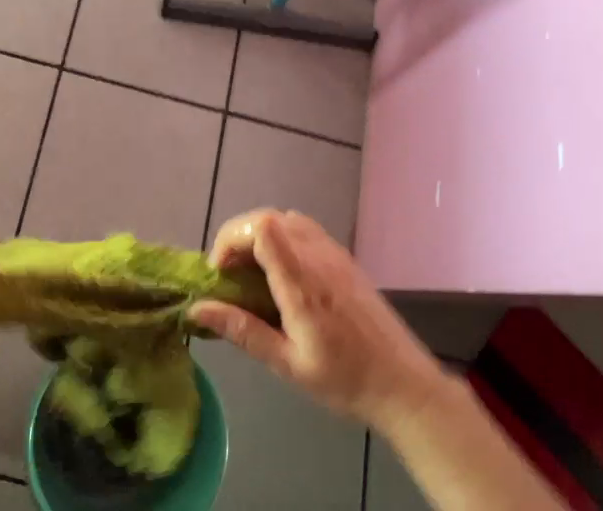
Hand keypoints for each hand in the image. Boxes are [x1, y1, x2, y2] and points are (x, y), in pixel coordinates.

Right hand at [190, 210, 445, 431]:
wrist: (406, 386)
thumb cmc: (345, 381)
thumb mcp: (288, 364)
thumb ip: (242, 331)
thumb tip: (196, 309)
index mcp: (302, 282)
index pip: (263, 227)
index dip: (232, 239)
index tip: (221, 273)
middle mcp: (319, 258)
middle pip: (270, 217)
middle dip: (239, 237)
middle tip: (230, 275)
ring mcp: (337, 255)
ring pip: (289, 220)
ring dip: (262, 236)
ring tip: (253, 274)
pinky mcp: (347, 261)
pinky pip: (308, 232)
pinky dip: (284, 240)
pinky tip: (283, 277)